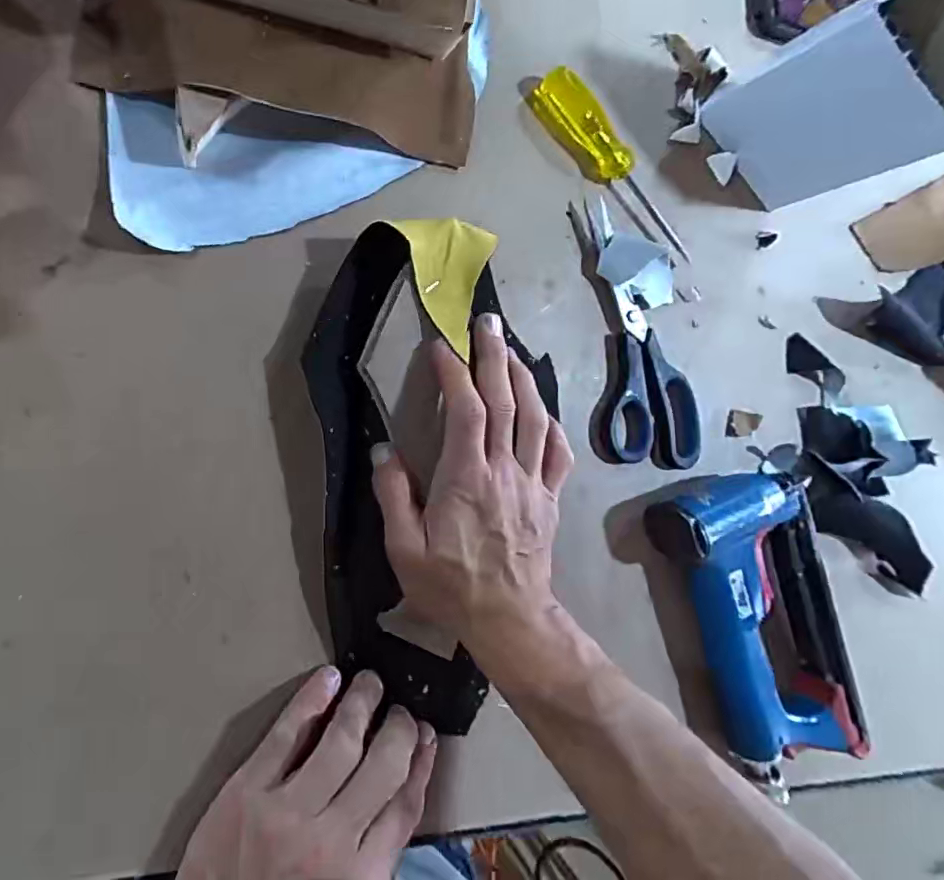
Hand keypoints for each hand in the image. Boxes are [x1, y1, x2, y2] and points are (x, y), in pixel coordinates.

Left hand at [176, 667, 436, 879]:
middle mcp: (328, 843)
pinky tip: (328, 680)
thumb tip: (399, 795)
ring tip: (370, 684)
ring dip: (362, 703)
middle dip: (400, 728)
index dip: (421, 765)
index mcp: (358, 878)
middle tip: (403, 709)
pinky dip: (310, 700)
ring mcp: (286, 814)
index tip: (425, 740)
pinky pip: (286, 735)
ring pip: (340, 741)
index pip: (405, 806)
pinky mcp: (245, 794)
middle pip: (382, 765)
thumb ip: (370, 854)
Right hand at [370, 313, 575, 654]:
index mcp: (467, 477)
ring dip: (524, 377)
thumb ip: (393, 496)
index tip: (442, 347)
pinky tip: (543, 407)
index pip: (465, 409)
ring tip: (512, 350)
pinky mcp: (551, 496)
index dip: (454, 372)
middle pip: (505, 399)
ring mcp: (534, 481)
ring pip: (536, 416)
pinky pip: (558, 450)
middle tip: (487, 322)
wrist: (511, 621)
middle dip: (494, 355)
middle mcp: (505, 469)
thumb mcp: (405, 550)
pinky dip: (551, 421)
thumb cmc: (452, 587)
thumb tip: (384, 450)